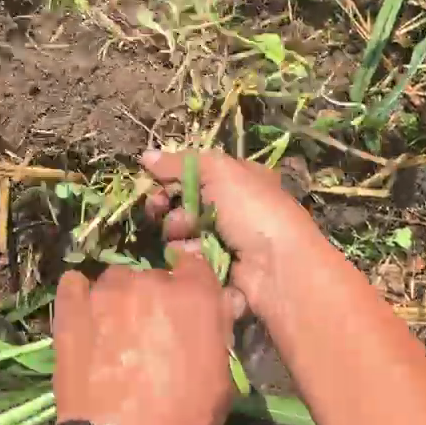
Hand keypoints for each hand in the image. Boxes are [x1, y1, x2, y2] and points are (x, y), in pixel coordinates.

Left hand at [48, 252, 235, 424]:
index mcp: (193, 296)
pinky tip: (85, 322)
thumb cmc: (184, 424)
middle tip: (152, 337)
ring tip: (115, 336)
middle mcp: (149, 282)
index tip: (187, 306)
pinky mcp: (72, 305)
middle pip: (154, 277)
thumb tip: (221, 303)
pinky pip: (75, 285)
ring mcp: (106, 291)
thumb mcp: (221, 381)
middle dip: (156, 300)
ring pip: (116, 281)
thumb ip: (218, 331)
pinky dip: (81, 298)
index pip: (195, 265)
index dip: (192, 284)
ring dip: (120, 300)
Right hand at [143, 148, 311, 312]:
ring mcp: (227, 238)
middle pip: (186, 201)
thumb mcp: (218, 172)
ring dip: (177, 230)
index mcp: (238, 178)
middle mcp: (233, 206)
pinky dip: (187, 254)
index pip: (195, 172)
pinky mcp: (220, 266)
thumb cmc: (253, 209)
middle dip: (169, 204)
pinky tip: (192, 253)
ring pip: (184, 230)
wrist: (280, 268)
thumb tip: (145, 156)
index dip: (171, 176)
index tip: (154, 182)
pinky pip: (191, 256)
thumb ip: (179, 162)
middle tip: (158, 208)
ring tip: (182, 233)